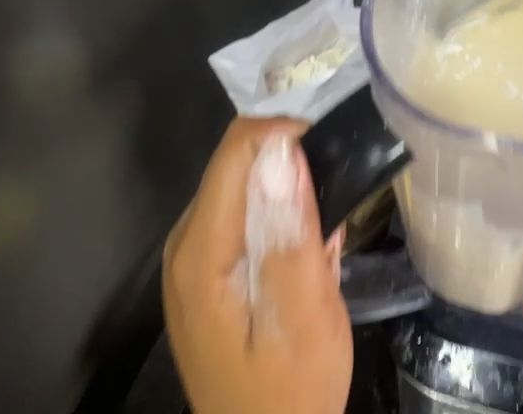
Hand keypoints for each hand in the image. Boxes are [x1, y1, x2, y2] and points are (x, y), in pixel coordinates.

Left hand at [163, 118, 350, 413]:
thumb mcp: (303, 317)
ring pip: (246, 187)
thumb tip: (282, 149)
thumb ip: (290, 232)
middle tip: (336, 210)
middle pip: (239, 164)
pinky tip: (307, 260)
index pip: (236, 150)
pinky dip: (283, 222)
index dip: (287, 135)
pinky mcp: (208, 271)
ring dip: (292, 197)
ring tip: (325, 243)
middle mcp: (186, 243)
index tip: (332, 153)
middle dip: (293, 169)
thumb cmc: (289, 392)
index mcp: (201, 251)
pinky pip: (247, 216)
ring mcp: (194, 258)